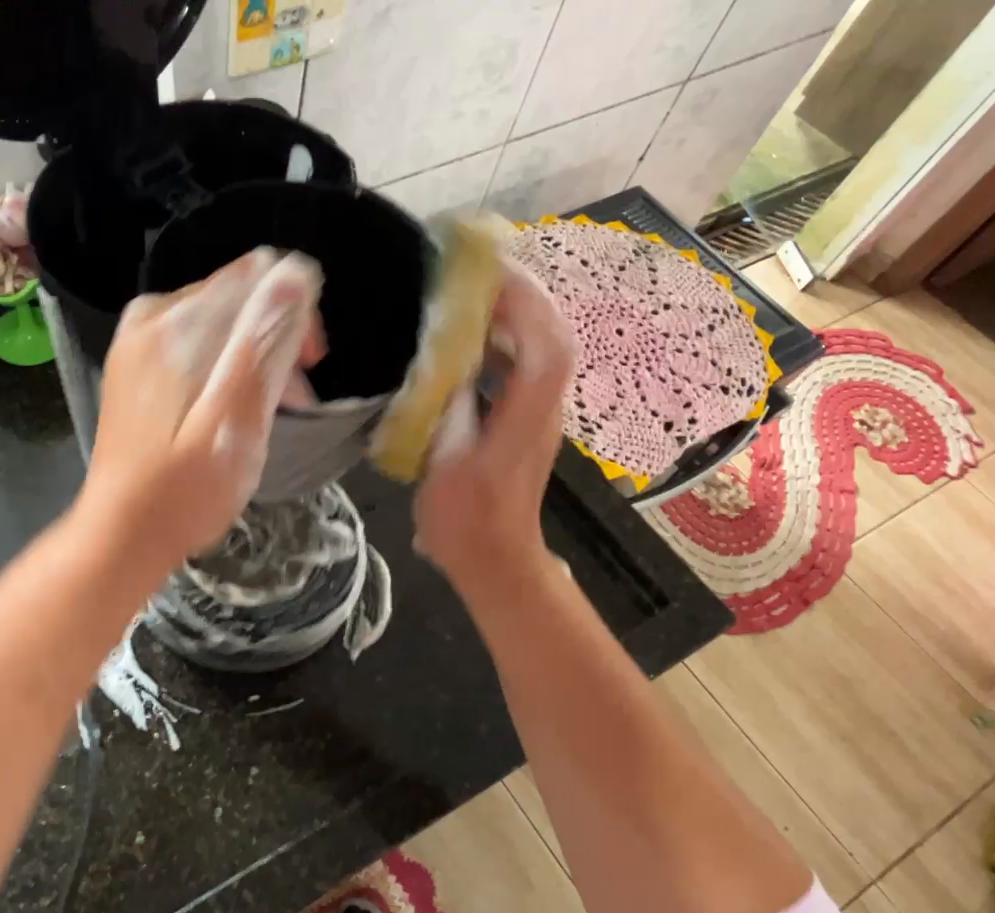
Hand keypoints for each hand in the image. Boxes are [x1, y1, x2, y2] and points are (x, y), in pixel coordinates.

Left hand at [76, 248, 324, 566]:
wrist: (122, 535)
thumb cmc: (186, 490)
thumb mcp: (236, 421)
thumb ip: (264, 345)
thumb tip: (296, 272)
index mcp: (176, 323)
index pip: (258, 276)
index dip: (296, 315)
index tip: (309, 368)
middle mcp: (151, 317)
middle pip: (237, 298)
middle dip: (277, 339)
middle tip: (293, 400)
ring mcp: (137, 343)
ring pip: (218, 324)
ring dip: (254, 358)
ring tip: (268, 413)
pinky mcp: (134, 370)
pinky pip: (194, 347)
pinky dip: (224, 370)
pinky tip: (232, 411)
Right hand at [414, 261, 576, 591]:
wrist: (496, 561)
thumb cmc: (465, 522)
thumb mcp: (443, 465)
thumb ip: (446, 407)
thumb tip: (442, 359)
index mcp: (526, 420)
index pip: (546, 345)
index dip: (525, 302)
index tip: (488, 270)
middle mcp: (545, 409)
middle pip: (552, 335)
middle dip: (522, 294)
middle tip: (478, 268)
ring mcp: (542, 414)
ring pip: (544, 346)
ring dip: (517, 312)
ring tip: (475, 291)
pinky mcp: (529, 420)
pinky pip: (529, 363)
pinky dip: (508, 338)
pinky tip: (475, 335)